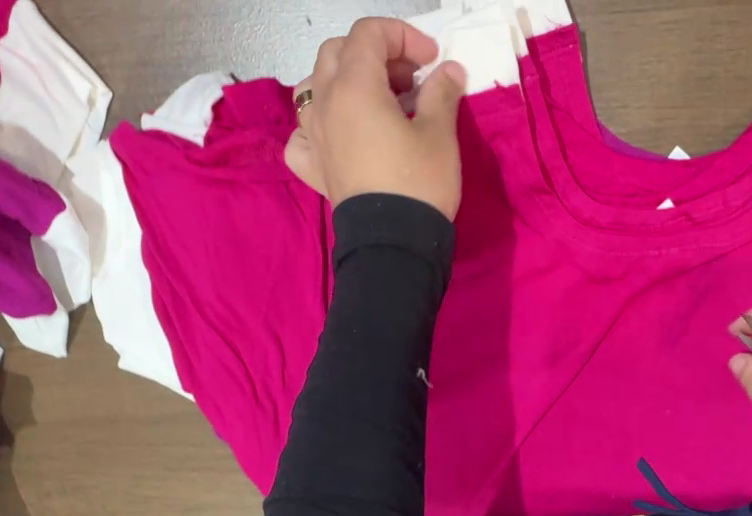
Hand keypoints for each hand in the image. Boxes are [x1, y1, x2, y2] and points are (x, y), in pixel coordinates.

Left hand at [284, 18, 466, 220]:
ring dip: (344, 83)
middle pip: (338, 53)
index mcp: (354, 86)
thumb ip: (441, 93)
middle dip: (375, 55)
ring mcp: (314, 138)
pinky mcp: (314, 170)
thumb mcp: (440, 134)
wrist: (395, 246)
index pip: (369, 34)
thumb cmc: (419, 185)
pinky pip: (302, 138)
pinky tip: (336, 137)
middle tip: (409, 79)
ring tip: (375, 103)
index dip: (403, 37)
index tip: (431, 59)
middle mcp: (325, 104)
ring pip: (314, 89)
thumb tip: (449, 71)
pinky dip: (318, 129)